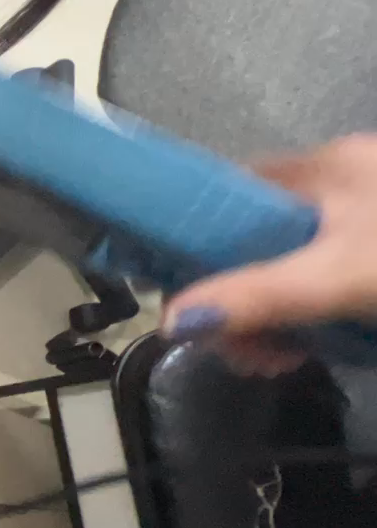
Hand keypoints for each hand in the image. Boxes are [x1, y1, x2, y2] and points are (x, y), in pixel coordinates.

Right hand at [164, 134, 376, 372]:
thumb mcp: (348, 278)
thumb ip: (256, 297)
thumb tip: (170, 322)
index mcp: (325, 167)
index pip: (216, 193)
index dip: (181, 241)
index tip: (173, 294)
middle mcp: (345, 182)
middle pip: (247, 241)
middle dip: (228, 299)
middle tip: (237, 351)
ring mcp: (371, 219)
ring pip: (284, 267)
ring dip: (265, 318)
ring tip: (276, 360)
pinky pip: (322, 281)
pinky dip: (308, 315)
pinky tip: (312, 346)